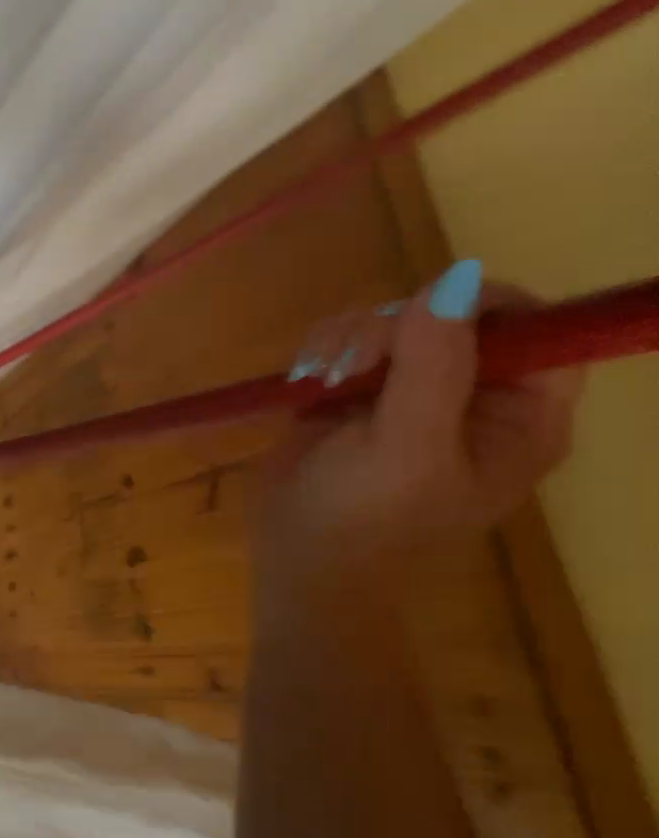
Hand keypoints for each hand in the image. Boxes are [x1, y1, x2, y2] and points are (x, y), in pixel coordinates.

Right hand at [256, 260, 582, 581]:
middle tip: (352, 366)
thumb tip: (455, 280)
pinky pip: (345, 341)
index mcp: (522, 416)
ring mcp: (409, 392)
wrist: (298, 557)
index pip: (539, 329)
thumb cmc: (366, 515)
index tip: (421, 313)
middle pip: (450, 314)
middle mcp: (473, 396)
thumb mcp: (407, 446)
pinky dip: (320, 350)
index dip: (486, 306)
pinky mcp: (355, 392)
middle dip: (391, 327)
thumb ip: (435, 367)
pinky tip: (306, 383)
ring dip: (345, 339)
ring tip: (321, 381)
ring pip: (388, 322)